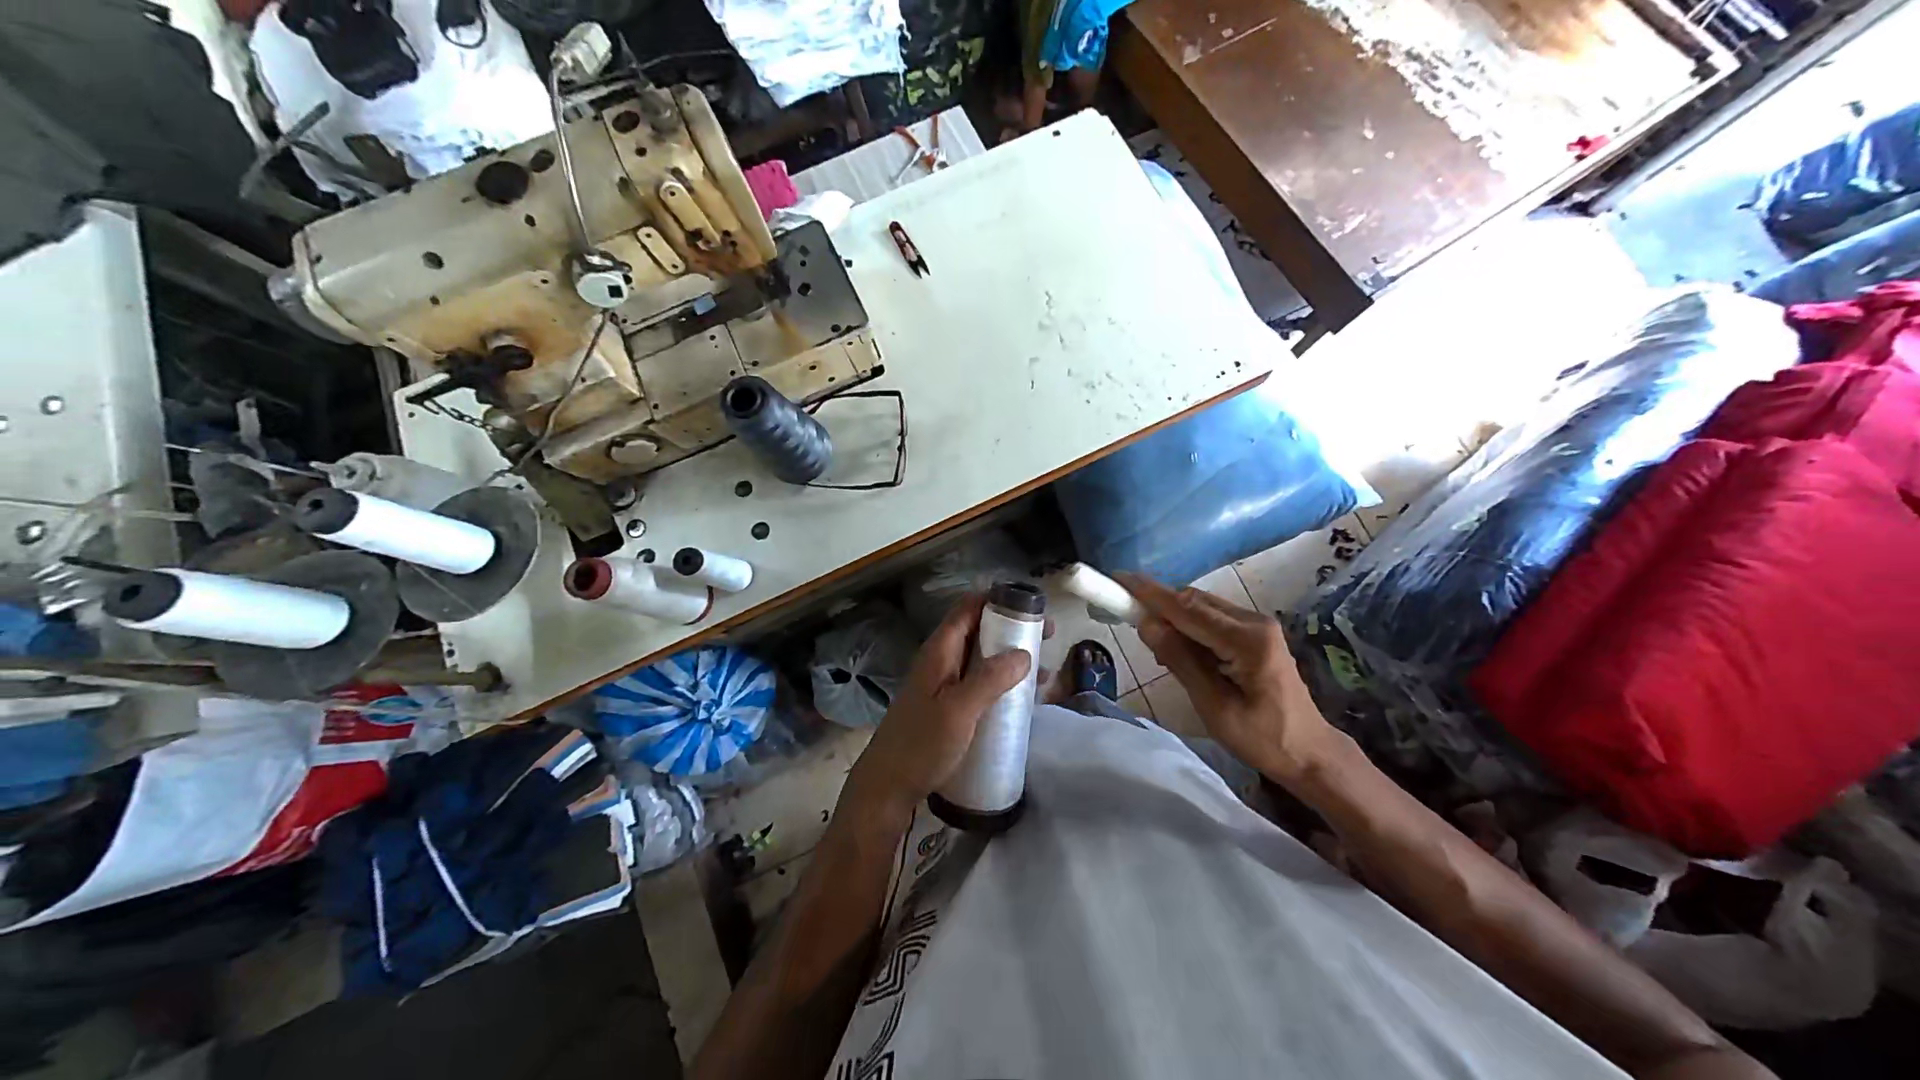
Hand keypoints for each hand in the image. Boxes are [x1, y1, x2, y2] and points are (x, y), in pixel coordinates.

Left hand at [843, 593, 1032, 821]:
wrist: (887, 788)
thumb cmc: (921, 746)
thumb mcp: (959, 711)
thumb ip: (989, 679)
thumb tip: (1023, 653)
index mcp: (939, 652)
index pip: (968, 609)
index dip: (999, 601)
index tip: (1033, 607)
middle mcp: (940, 662)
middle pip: (978, 631)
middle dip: (1012, 629)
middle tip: (1047, 637)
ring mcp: (942, 686)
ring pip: (981, 660)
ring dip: (1010, 659)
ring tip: (1044, 670)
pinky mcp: (947, 709)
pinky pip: (979, 685)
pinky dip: (1002, 684)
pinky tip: (1023, 699)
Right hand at [1121, 574, 1341, 784]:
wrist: (1309, 754)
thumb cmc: (1262, 739)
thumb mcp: (1214, 706)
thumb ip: (1181, 661)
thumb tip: (1147, 624)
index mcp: (1248, 640)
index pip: (1187, 608)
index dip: (1150, 593)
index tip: (1117, 578)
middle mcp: (1255, 622)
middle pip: (1193, 601)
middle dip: (1158, 605)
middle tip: (1127, 620)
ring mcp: (1258, 626)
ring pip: (1201, 607)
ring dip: (1173, 618)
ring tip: (1157, 649)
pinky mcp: (1256, 634)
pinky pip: (1211, 620)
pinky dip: (1188, 628)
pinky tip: (1181, 652)